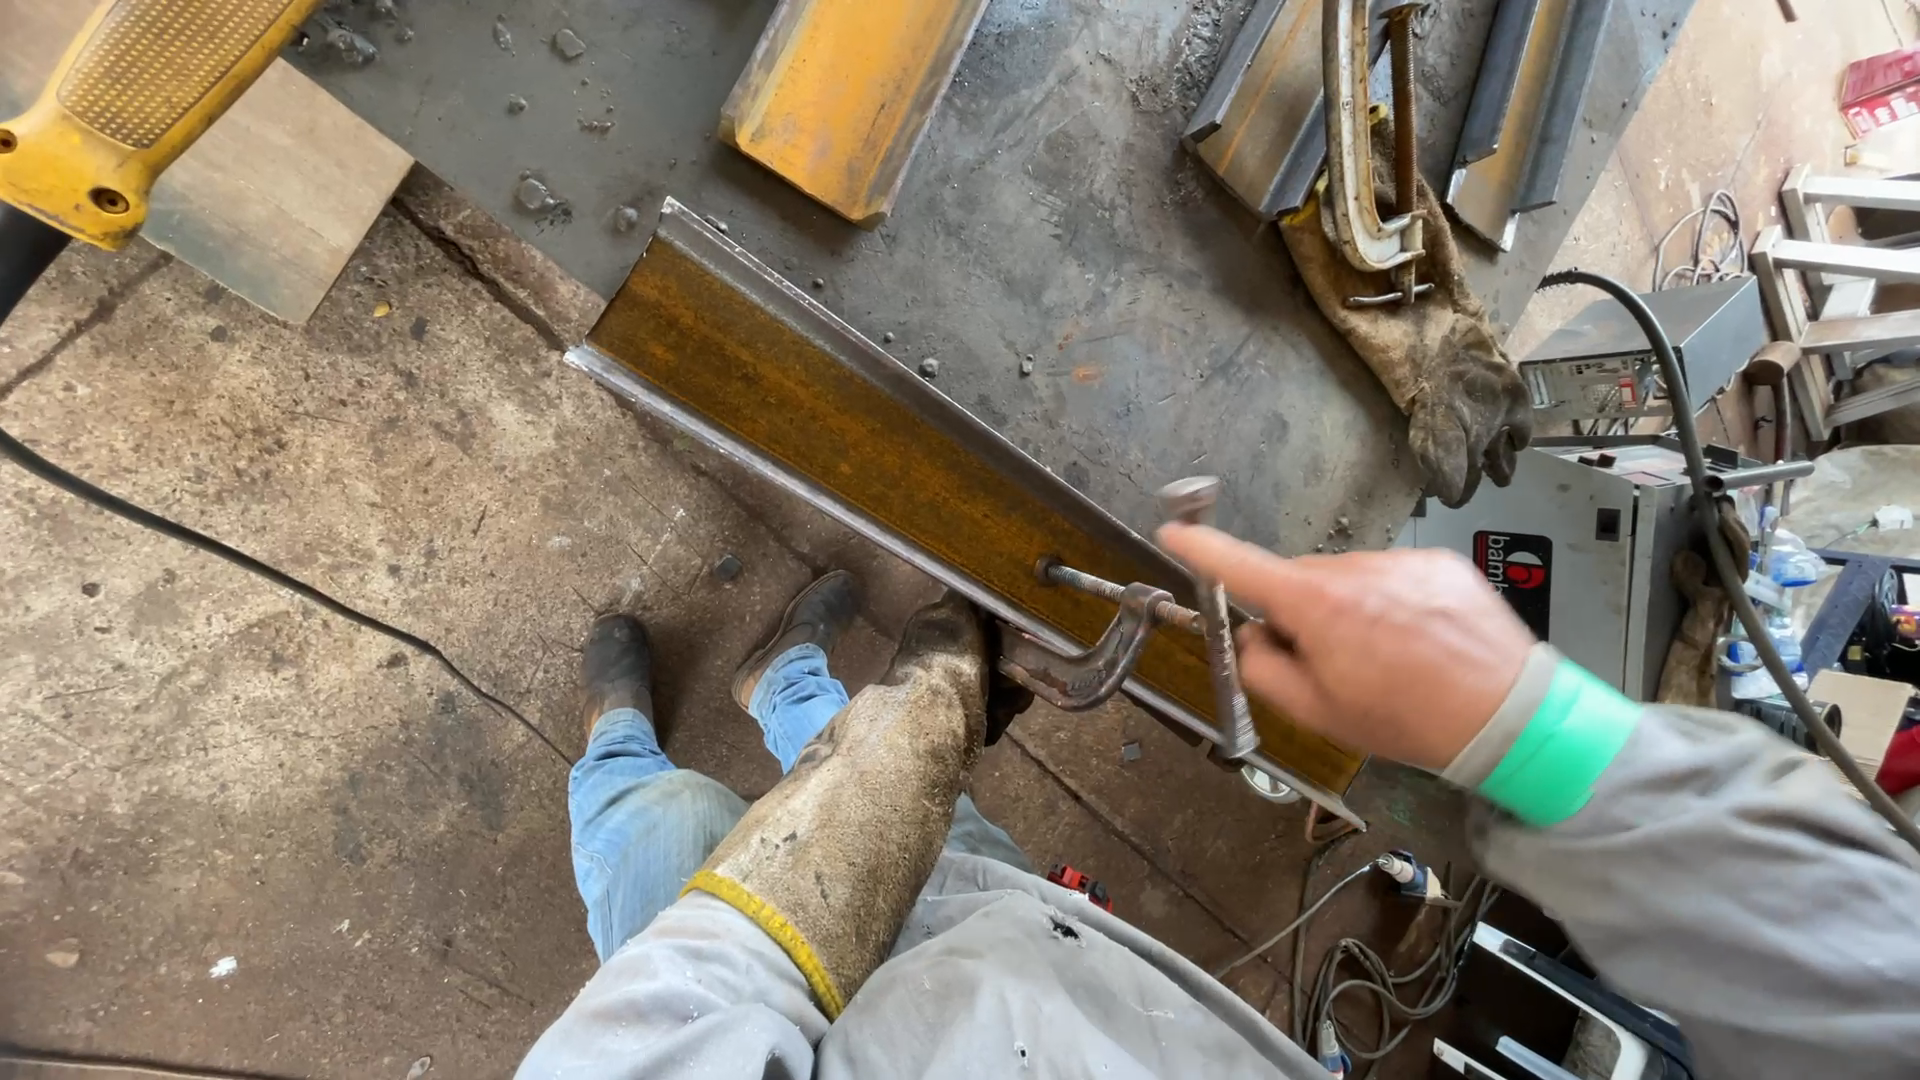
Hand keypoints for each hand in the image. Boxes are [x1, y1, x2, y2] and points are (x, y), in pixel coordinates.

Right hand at [1156, 525, 1534, 770]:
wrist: (1512, 717)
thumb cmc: (1406, 719)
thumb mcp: (1316, 711)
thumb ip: (1262, 668)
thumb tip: (1251, 635)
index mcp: (1315, 605)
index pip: (1239, 564)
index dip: (1199, 548)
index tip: (1174, 532)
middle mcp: (1352, 569)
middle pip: (1295, 580)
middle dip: (1296, 610)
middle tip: (1328, 657)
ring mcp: (1397, 560)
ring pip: (1342, 578)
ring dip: (1344, 606)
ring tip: (1384, 652)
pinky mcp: (1434, 561)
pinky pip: (1385, 574)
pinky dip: (1385, 599)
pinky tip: (1414, 636)